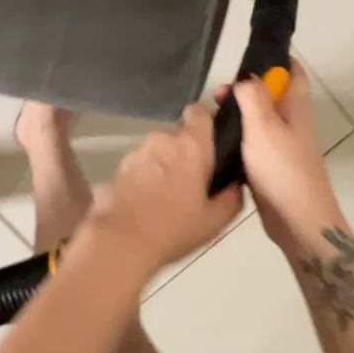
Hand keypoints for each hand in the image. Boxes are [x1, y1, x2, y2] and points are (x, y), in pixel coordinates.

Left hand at [83, 104, 244, 272]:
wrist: (121, 240)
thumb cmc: (174, 228)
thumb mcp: (214, 221)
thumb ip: (231, 198)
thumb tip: (235, 185)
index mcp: (190, 146)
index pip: (200, 112)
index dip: (207, 121)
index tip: (212, 141)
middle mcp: (162, 139)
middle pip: (179, 137)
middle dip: (186, 155)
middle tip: (192, 185)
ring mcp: (137, 151)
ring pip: (158, 151)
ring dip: (164, 166)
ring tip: (167, 198)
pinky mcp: (119, 166)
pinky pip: (140, 165)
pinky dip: (145, 177)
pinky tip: (146, 203)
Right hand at [231, 62, 344, 252]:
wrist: (297, 222)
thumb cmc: (283, 169)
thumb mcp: (264, 127)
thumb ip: (254, 98)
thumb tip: (246, 79)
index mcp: (296, 110)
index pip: (294, 74)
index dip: (279, 60)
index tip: (253, 55)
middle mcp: (292, 125)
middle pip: (271, 97)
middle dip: (246, 90)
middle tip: (219, 94)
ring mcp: (282, 148)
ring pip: (259, 122)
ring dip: (238, 116)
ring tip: (211, 117)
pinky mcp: (271, 169)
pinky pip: (252, 145)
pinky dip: (236, 140)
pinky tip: (216, 144)